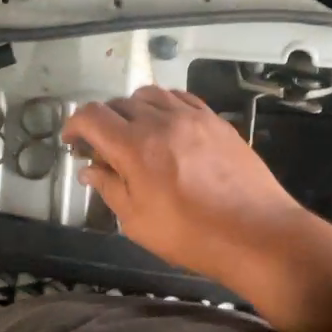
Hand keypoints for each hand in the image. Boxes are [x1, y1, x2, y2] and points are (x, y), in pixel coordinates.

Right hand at [65, 86, 310, 283]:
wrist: (258, 234)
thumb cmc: (192, 236)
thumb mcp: (138, 222)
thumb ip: (110, 188)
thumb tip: (89, 169)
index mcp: (135, 146)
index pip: (92, 116)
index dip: (74, 124)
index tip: (72, 142)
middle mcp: (160, 121)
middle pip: (119, 103)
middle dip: (103, 121)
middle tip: (103, 147)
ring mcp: (191, 117)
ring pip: (150, 95)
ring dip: (133, 109)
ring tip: (135, 133)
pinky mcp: (215, 121)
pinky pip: (181, 98)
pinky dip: (164, 105)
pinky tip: (167, 125)